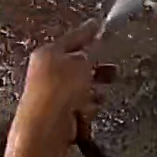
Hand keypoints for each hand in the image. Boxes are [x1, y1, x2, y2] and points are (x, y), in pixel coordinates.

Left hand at [11, 21, 112, 151]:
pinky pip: (81, 106)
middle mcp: (45, 73)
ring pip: (82, 87)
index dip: (89, 32)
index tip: (99, 26)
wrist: (46, 130)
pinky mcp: (58, 116)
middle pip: (78, 64)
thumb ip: (92, 51)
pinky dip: (87, 108)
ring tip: (98, 95)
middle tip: (110, 68)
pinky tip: (86, 111)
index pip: (72, 38)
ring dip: (93, 91)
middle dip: (95, 69)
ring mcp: (51, 96)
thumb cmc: (58, 91)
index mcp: (46, 54)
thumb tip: (96, 43)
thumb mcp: (82, 62)